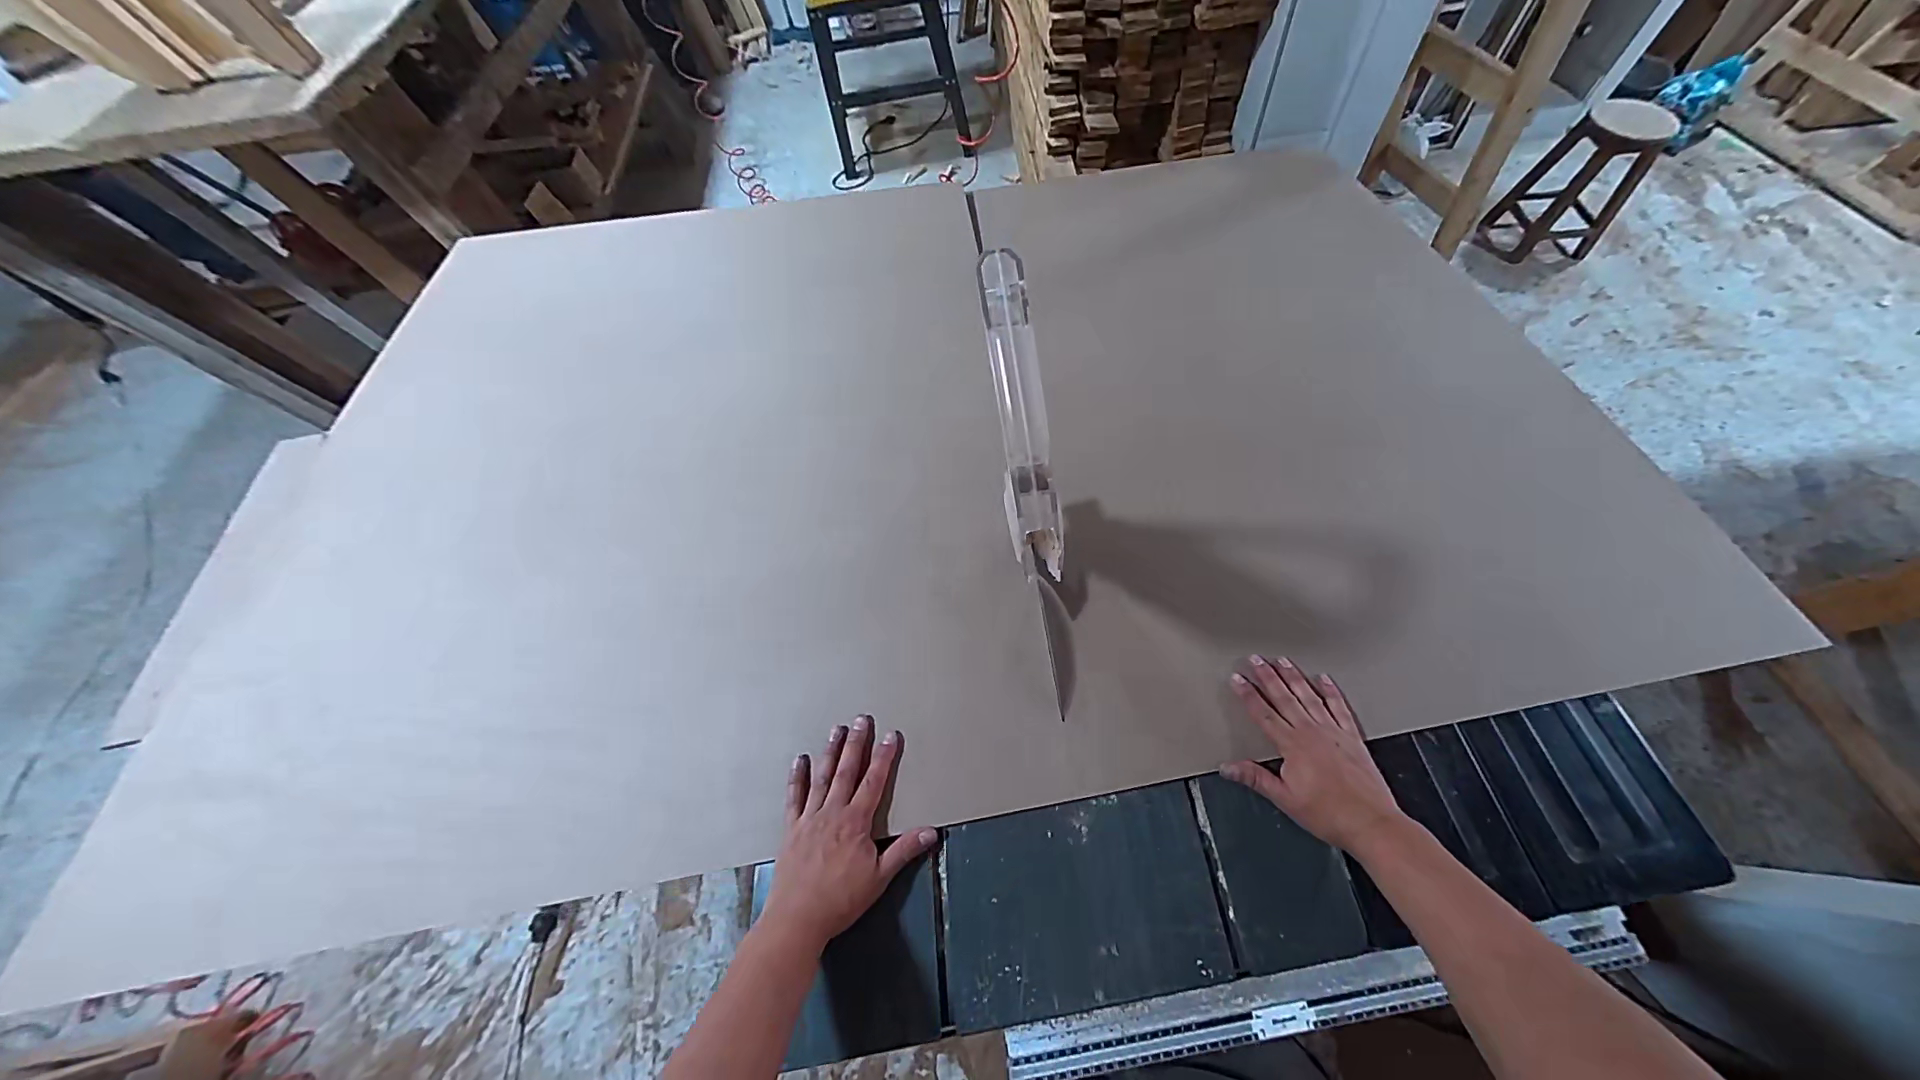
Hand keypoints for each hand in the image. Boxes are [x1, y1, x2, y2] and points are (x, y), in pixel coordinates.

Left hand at [761, 715, 937, 950]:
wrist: (796, 919)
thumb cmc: (840, 900)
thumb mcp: (879, 878)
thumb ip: (904, 851)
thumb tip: (931, 832)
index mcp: (856, 822)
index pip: (874, 782)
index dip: (884, 757)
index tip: (890, 736)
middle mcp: (832, 813)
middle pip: (847, 771)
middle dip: (856, 743)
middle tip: (861, 720)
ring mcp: (809, 819)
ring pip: (822, 777)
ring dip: (831, 752)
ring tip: (837, 730)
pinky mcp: (791, 829)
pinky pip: (795, 797)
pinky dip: (798, 777)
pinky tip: (800, 761)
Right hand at [1220, 655, 1407, 853]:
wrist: (1372, 823)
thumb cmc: (1331, 814)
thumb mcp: (1285, 798)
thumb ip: (1255, 778)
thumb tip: (1229, 767)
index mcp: (1293, 746)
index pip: (1263, 713)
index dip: (1247, 694)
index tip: (1237, 679)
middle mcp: (1312, 733)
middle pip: (1284, 697)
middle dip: (1267, 676)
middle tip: (1256, 659)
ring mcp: (1334, 733)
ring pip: (1309, 696)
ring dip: (1294, 677)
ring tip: (1283, 661)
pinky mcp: (1353, 738)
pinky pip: (1339, 707)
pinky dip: (1331, 691)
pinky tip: (1324, 679)